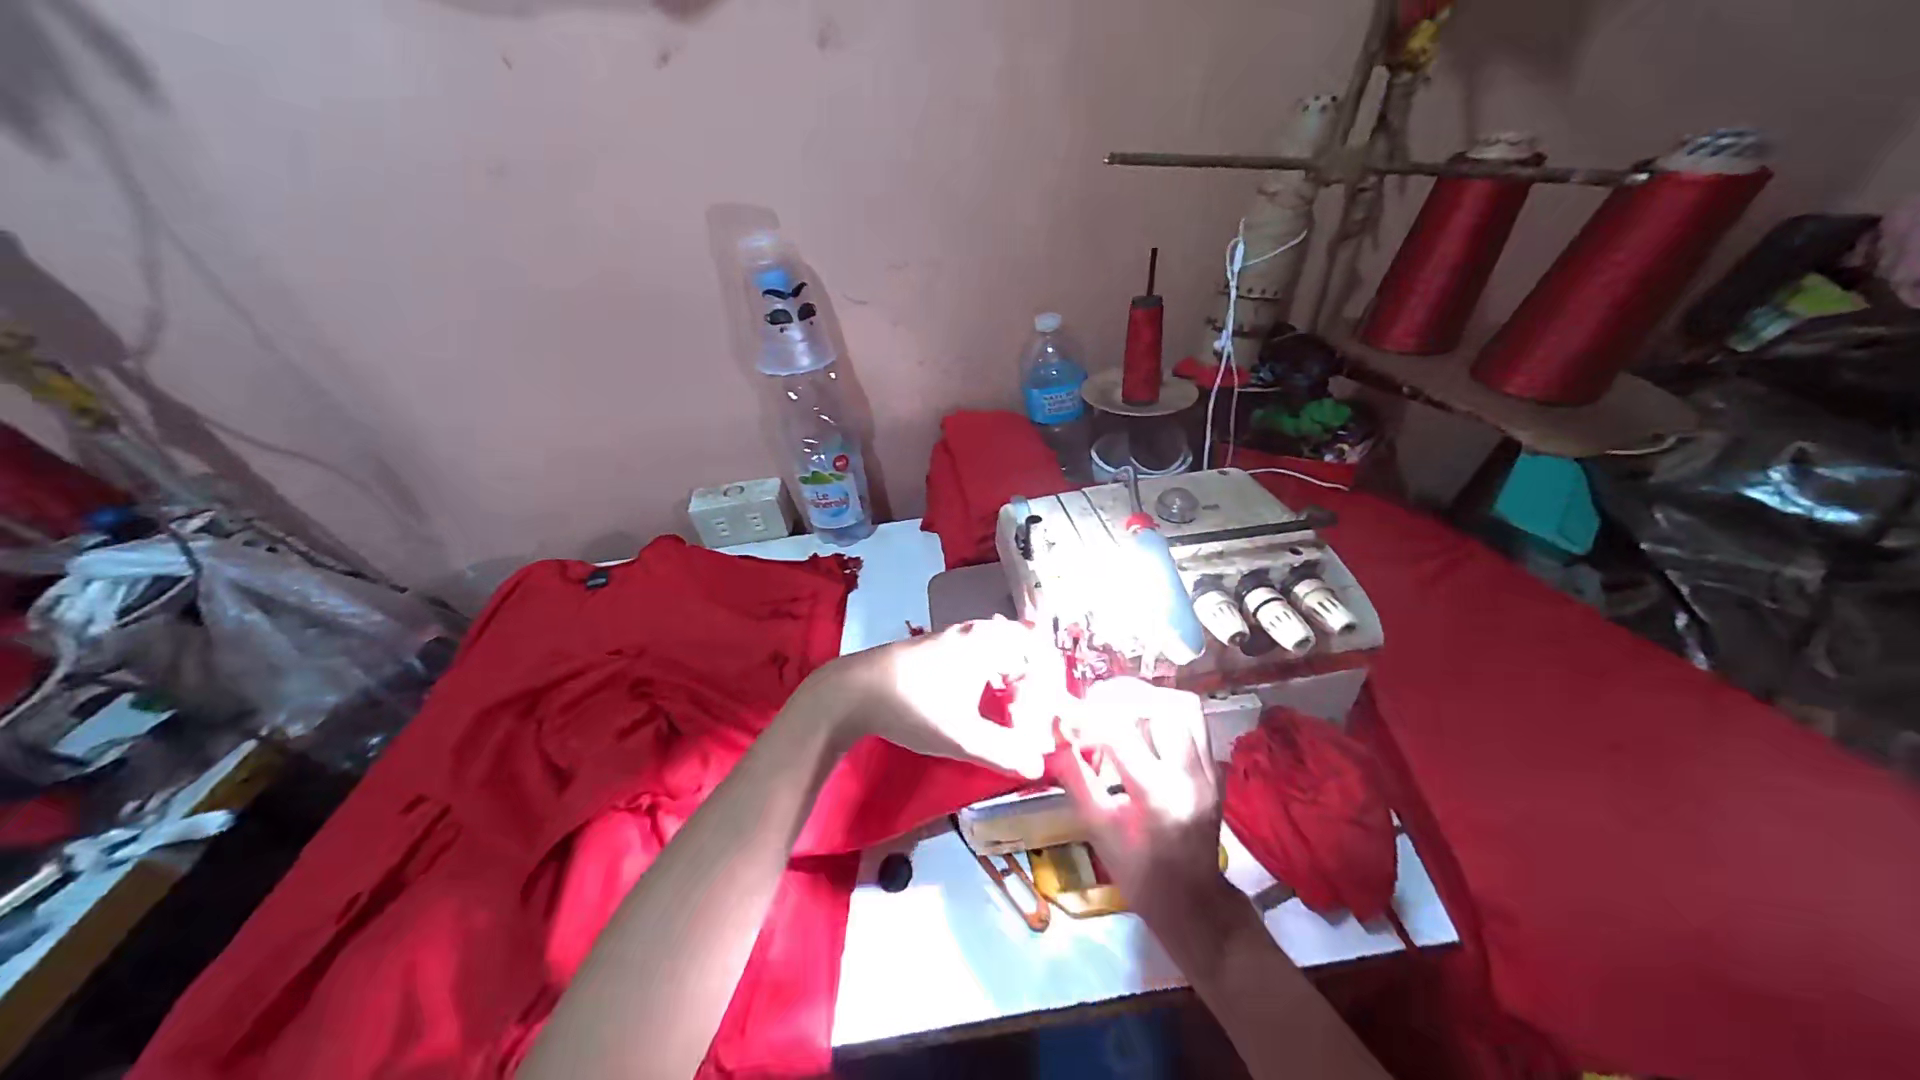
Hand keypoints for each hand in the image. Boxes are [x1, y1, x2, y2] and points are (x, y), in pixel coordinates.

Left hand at [793, 617, 1061, 778]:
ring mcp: (948, 635)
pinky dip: (985, 667)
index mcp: (987, 644)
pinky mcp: (930, 645)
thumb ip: (1004, 752)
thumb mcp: (962, 737)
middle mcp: (971, 631)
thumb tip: (1037, 766)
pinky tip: (973, 694)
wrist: (852, 690)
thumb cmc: (914, 708)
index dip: (1046, 686)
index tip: (1041, 718)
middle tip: (1031, 707)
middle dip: (1031, 673)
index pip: (1036, 653)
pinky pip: (973, 647)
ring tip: (1007, 702)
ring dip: (1006, 668)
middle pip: (1018, 641)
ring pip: (993, 642)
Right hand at [1054, 678, 1227, 923]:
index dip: (1087, 717)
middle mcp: (1190, 774)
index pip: (1119, 733)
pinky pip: (1195, 723)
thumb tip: (1054, 737)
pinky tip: (1145, 727)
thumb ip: (1075, 776)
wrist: (1191, 901)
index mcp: (1157, 795)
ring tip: (1120, 711)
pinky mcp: (1216, 770)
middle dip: (1120, 699)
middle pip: (1159, 707)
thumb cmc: (1137, 871)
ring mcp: (1209, 771)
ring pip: (1183, 707)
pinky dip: (1167, 714)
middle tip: (1093, 707)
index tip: (1064, 714)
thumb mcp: (1097, 826)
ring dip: (1148, 701)